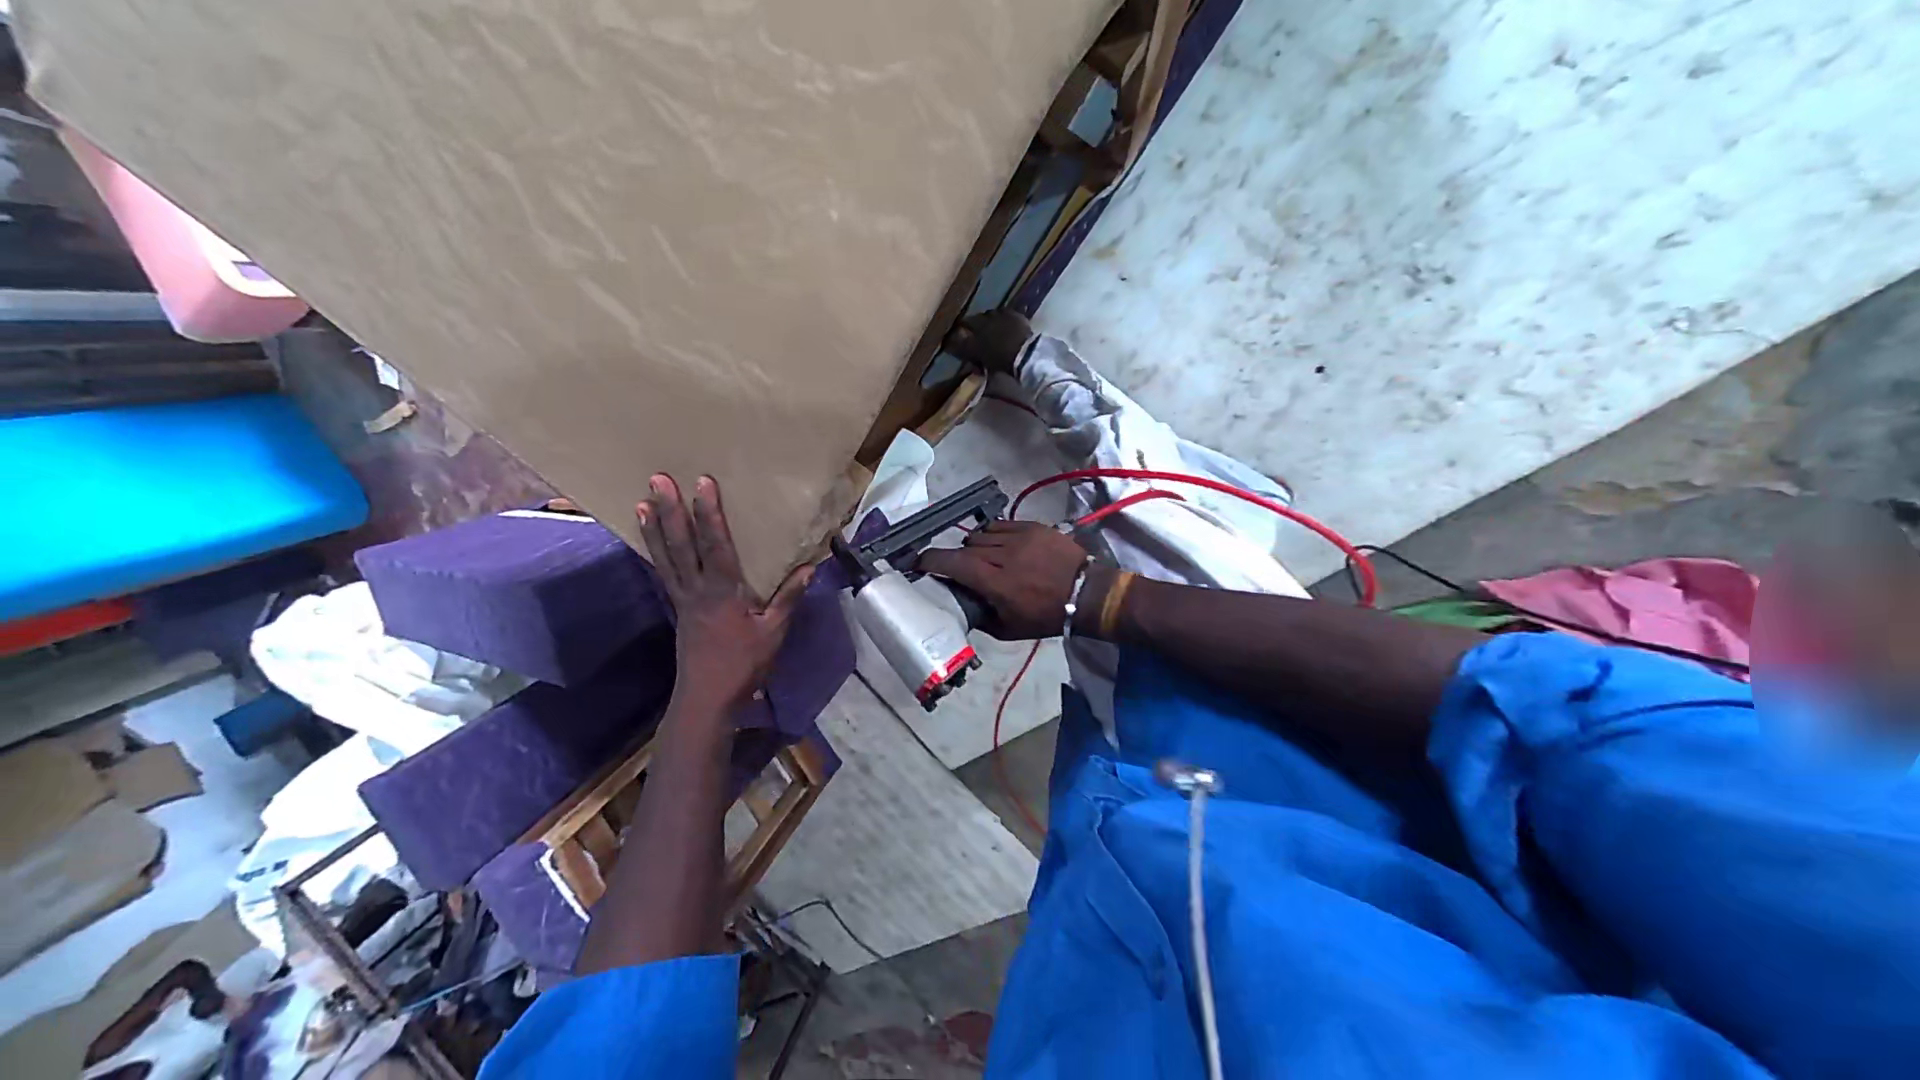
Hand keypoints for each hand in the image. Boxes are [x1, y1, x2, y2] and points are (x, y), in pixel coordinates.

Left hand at [636, 474, 812, 713]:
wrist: (708, 697)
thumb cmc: (744, 664)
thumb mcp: (774, 632)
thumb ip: (788, 597)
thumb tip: (809, 567)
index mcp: (723, 591)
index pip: (716, 544)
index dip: (709, 513)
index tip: (702, 484)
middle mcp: (697, 589)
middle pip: (681, 544)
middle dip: (671, 511)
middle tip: (657, 479)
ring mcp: (683, 598)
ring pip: (665, 556)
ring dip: (654, 528)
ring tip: (641, 502)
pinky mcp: (678, 609)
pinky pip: (663, 573)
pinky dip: (654, 553)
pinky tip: (650, 542)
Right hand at [916, 520, 1088, 639]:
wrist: (1087, 594)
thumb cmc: (1047, 616)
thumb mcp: (1009, 629)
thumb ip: (981, 619)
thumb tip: (960, 608)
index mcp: (996, 583)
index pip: (953, 563)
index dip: (930, 561)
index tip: (918, 563)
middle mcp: (1004, 556)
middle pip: (964, 548)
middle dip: (955, 558)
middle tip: (957, 570)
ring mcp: (1019, 537)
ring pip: (980, 534)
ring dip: (974, 546)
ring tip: (981, 557)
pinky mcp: (1032, 527)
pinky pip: (1000, 525)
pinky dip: (992, 535)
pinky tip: (998, 546)